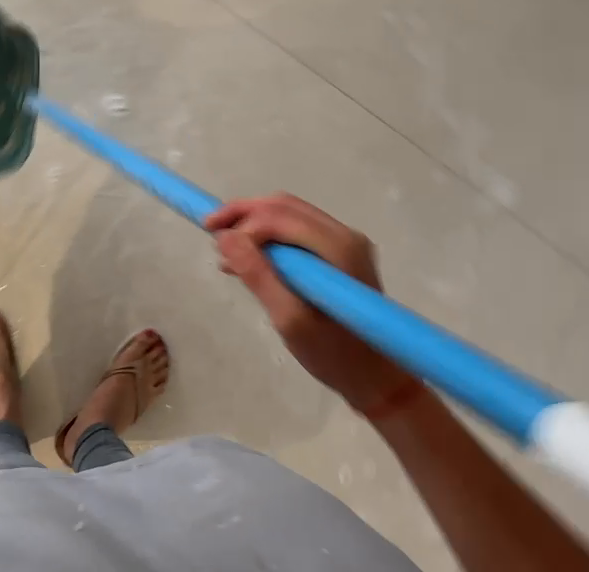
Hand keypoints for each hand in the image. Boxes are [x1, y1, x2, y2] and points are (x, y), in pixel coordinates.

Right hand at [207, 194, 412, 413]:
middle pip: (285, 207)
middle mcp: (346, 234)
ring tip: (225, 251)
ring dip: (255, 226)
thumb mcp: (290, 320)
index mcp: (339, 247)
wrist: (378, 381)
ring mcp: (346, 242)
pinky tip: (250, 259)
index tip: (212, 236)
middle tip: (211, 231)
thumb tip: (225, 236)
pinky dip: (270, 240)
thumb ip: (258, 275)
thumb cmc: (335, 356)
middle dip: (245, 215)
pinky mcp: (342, 254)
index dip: (242, 219)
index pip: (280, 215)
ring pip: (290, 216)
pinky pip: (298, 233)